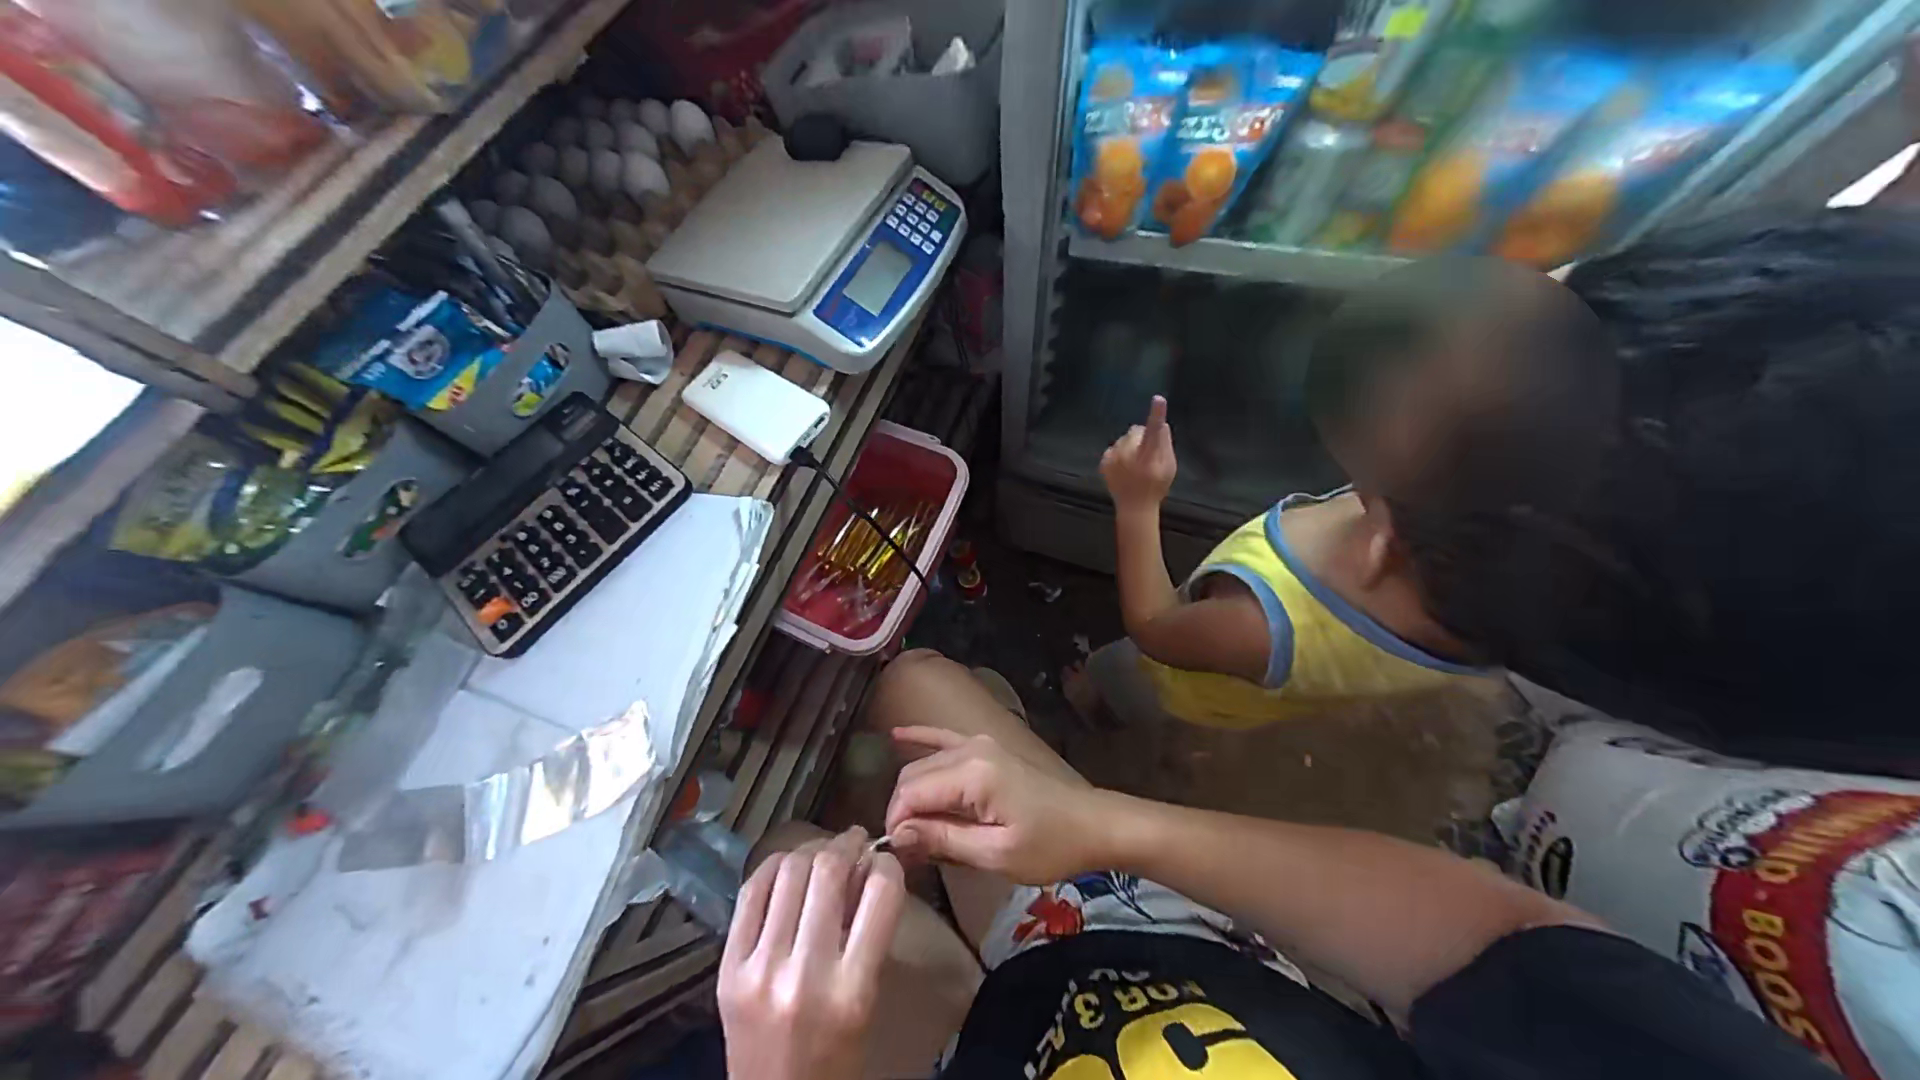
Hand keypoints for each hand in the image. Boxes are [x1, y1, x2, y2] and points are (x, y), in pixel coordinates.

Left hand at [718, 828, 904, 1079]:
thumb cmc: (836, 1059)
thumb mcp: (868, 999)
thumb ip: (869, 932)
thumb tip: (866, 864)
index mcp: (851, 992)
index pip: (881, 892)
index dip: (887, 863)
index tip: (883, 861)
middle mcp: (802, 976)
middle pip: (828, 870)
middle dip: (847, 843)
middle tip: (854, 842)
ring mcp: (758, 970)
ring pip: (788, 870)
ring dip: (812, 848)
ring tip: (822, 852)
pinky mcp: (726, 970)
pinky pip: (750, 892)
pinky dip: (774, 867)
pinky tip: (788, 867)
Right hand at [885, 728, 1120, 883]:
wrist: (1092, 824)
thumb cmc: (1050, 845)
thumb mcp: (996, 854)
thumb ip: (943, 840)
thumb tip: (897, 835)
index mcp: (972, 774)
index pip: (910, 794)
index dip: (897, 824)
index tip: (899, 856)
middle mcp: (970, 749)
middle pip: (913, 776)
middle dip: (902, 812)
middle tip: (908, 851)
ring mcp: (979, 743)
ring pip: (925, 763)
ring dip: (912, 794)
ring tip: (911, 830)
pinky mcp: (987, 748)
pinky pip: (945, 738)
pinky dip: (921, 739)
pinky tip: (897, 735)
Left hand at [1101, 396, 1176, 511]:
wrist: (1134, 507)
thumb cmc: (1156, 486)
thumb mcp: (1169, 466)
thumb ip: (1165, 444)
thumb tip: (1160, 424)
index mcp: (1150, 456)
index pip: (1155, 430)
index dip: (1157, 414)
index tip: (1158, 399)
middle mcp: (1129, 454)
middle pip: (1136, 430)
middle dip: (1142, 436)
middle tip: (1147, 453)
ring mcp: (1114, 458)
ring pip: (1124, 438)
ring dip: (1130, 445)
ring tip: (1135, 463)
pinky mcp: (1104, 461)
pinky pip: (1113, 447)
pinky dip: (1119, 453)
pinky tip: (1124, 468)